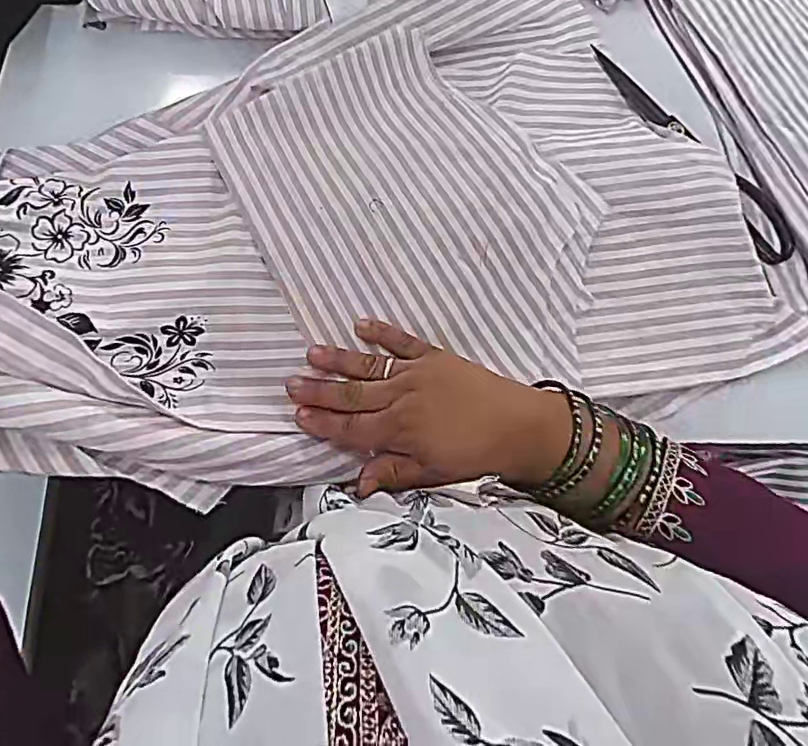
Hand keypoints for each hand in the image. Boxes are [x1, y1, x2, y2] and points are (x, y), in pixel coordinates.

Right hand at [287, 319, 571, 495]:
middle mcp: (402, 398)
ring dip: (339, 360)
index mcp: (400, 430)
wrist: (516, 424)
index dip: (323, 422)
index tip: (298, 414)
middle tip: (291, 383)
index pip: (351, 428)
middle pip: (352, 395)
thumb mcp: (433, 474)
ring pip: (369, 367)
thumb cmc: (474, 453)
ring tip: (312, 353)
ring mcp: (416, 373)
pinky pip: (402, 341)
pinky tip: (361, 324)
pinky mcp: (433, 356)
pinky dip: (381, 332)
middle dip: (319, 390)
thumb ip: (393, 474)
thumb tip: (357, 482)